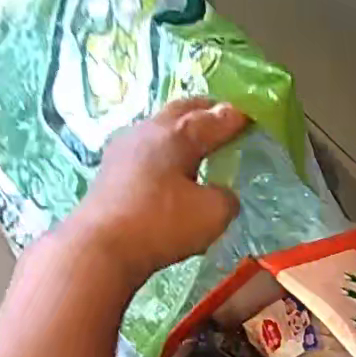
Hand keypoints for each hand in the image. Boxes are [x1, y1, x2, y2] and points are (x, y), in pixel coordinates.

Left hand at [41, 96, 249, 279]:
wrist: (104, 246)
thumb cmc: (163, 224)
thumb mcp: (212, 215)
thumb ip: (227, 198)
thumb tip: (223, 194)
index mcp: (178, 135)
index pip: (214, 119)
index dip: (236, 118)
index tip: (251, 118)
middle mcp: (149, 131)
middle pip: (181, 111)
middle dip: (205, 110)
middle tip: (224, 117)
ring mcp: (125, 148)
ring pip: (160, 128)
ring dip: (182, 131)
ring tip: (198, 144)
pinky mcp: (111, 170)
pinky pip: (147, 151)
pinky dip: (165, 152)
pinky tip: (170, 169)